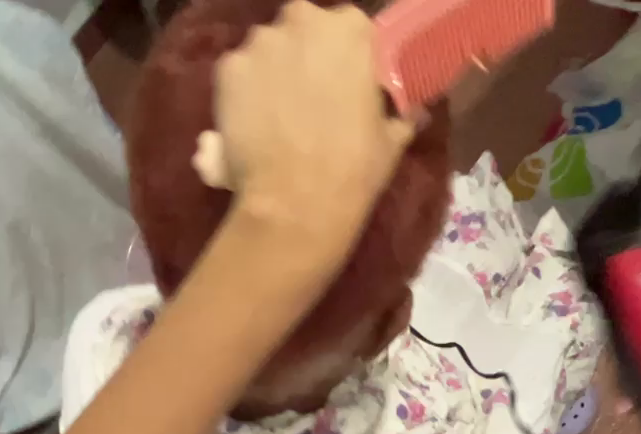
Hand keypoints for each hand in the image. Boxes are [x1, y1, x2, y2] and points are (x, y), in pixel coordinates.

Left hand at [213, 1, 414, 248]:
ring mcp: (261, 43)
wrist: (295, 207)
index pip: (352, 30)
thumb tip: (413, 114)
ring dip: (274, 74)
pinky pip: (239, 75)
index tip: (347, 88)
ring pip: (268, 50)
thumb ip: (400, 117)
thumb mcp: (390, 143)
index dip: (348, 61)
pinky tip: (254, 127)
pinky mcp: (227, 69)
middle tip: (311, 103)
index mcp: (352, 30)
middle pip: (304, 29)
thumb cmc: (353, 173)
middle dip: (307, 57)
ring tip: (279, 120)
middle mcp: (303, 20)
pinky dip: (245, 94)